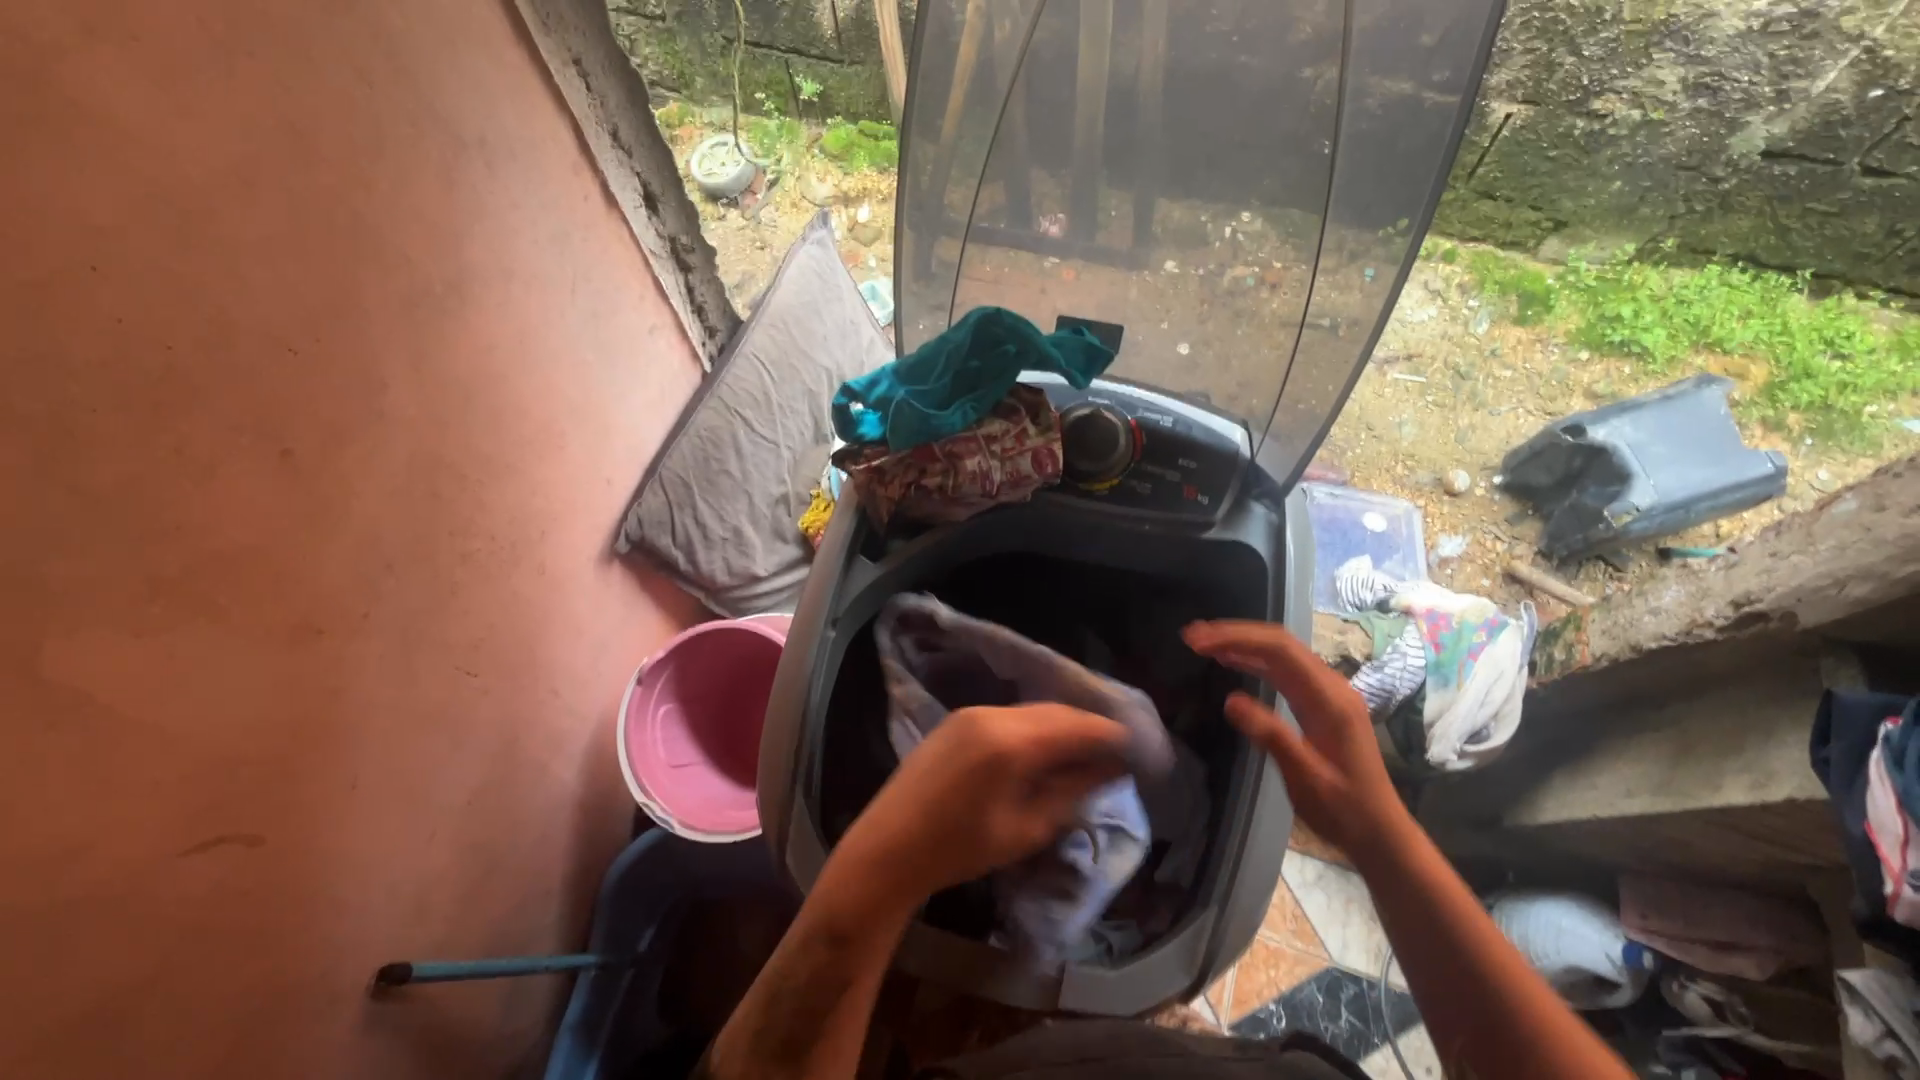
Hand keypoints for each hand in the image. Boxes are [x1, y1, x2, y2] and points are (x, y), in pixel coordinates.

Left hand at [833, 705, 1131, 905]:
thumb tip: (1113, 768)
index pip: (1077, 725)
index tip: (1139, 749)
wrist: (888, 847)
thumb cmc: (959, 849)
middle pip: (1055, 711)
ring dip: (1062, 726)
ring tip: (1086, 752)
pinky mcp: (956, 720)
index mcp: (1011, 742)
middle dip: (1089, 727)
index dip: (1112, 734)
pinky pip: (1008, 715)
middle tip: (1118, 750)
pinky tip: (1045, 749)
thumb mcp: (1026, 828)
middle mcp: (991, 714)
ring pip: (1032, 711)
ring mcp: (970, 713)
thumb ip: (1072, 791)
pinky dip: (1034, 728)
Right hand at [1183, 620, 1404, 853]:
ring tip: (1204, 643)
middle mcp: (1332, 687)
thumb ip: (1271, 736)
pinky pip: (1286, 670)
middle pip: (1281, 644)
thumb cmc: (1343, 808)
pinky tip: (1233, 662)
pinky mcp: (1323, 705)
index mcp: (1329, 700)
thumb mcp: (1304, 777)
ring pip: (1282, 654)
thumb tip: (1230, 699)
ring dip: (1243, 644)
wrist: (1379, 833)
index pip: (1279, 651)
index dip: (1236, 639)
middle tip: (1193, 637)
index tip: (1198, 643)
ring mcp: (1329, 694)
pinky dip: (1256, 660)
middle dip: (1235, 634)